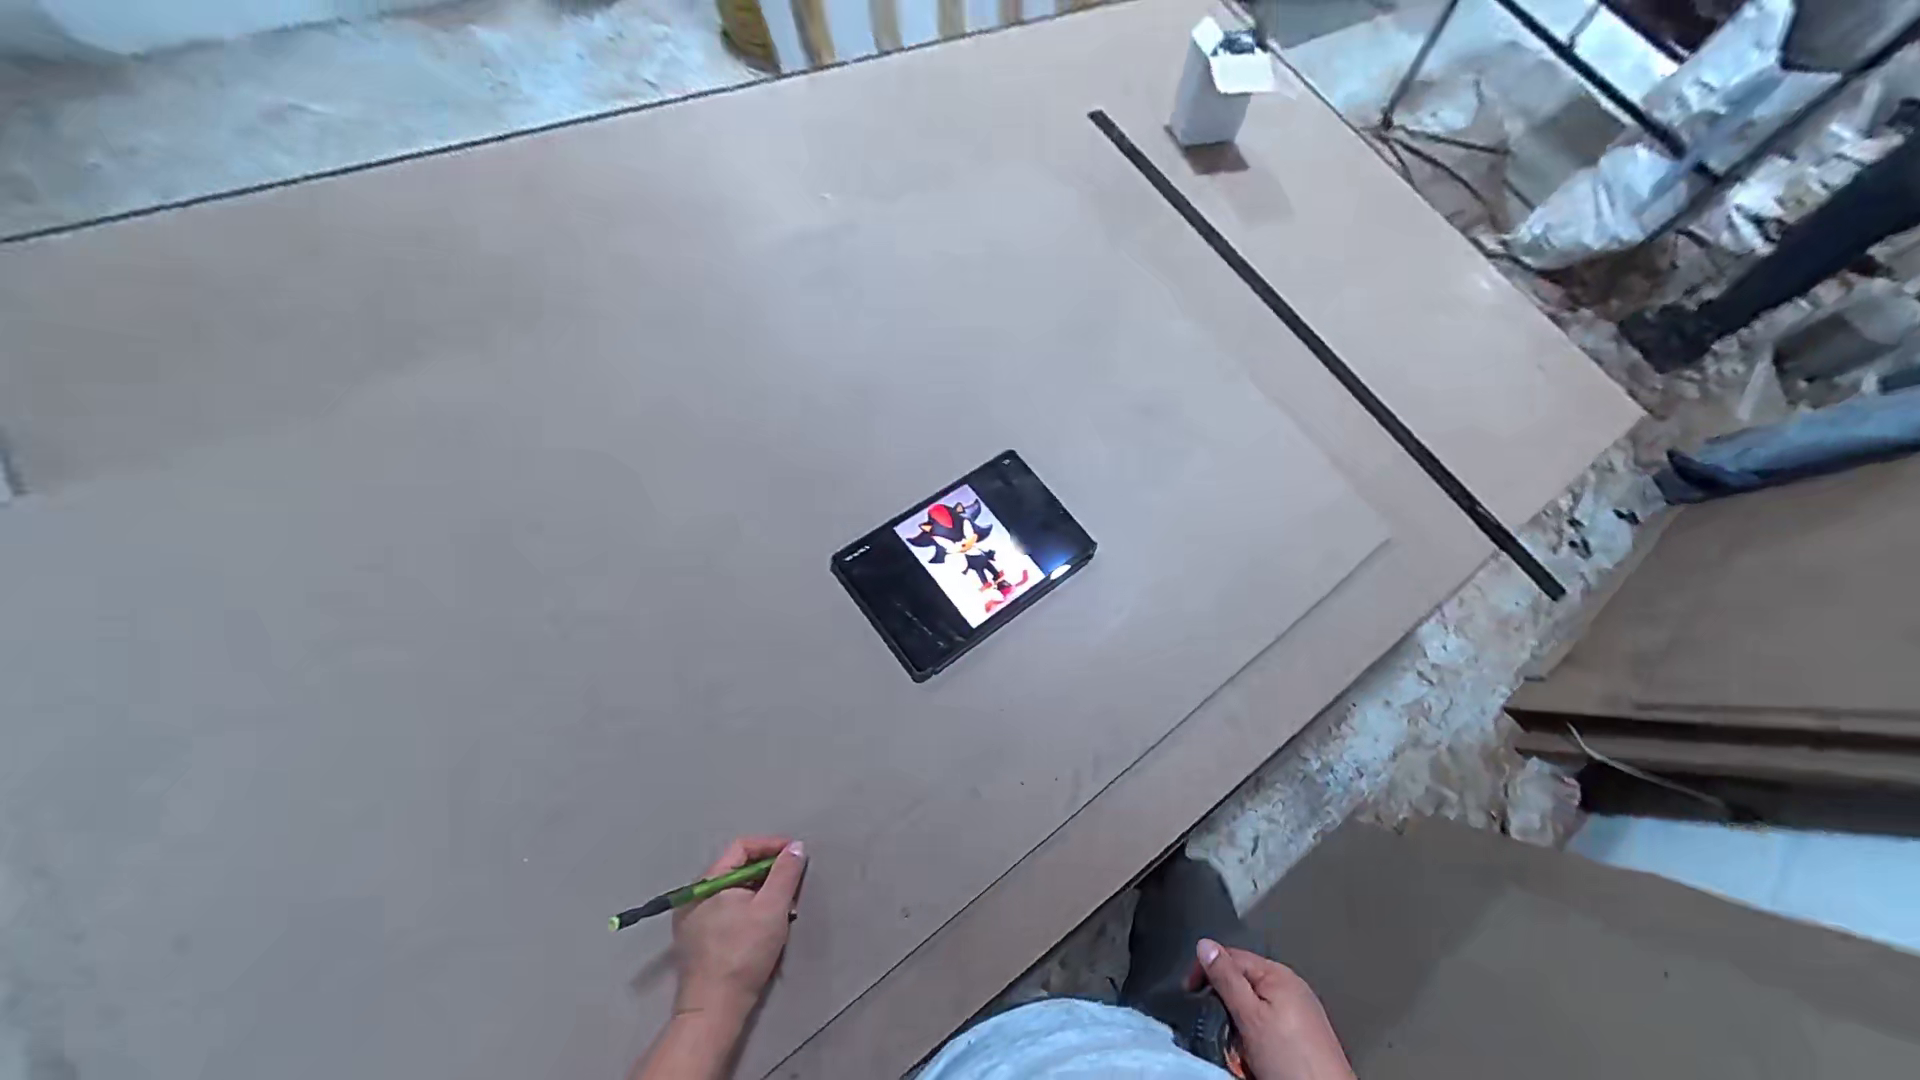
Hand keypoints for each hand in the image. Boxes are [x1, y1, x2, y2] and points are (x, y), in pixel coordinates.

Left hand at [672, 836, 807, 1020]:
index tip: (796, 854)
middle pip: (738, 868)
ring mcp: (692, 921)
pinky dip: (748, 909)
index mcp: (707, 882)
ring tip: (783, 905)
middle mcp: (694, 896)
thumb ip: (786, 872)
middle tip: (793, 883)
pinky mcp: (697, 942)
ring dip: (761, 892)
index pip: (742, 847)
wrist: (714, 1011)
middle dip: (769, 871)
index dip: (772, 846)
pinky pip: (727, 911)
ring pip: (734, 891)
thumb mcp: (772, 907)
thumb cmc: (743, 953)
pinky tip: (764, 924)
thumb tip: (795, 846)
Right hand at [1197, 939, 1355, 1079]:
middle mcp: (1291, 986)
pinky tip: (1257, 1052)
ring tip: (1238, 1044)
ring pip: (1254, 1003)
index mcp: (1278, 973)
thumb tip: (1205, 945)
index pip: (1230, 956)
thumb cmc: (1290, 1062)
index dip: (1206, 970)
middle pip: (1242, 980)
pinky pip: (1269, 1022)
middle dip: (1224, 1000)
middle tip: (1216, 1024)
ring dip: (1239, 1020)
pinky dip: (1256, 1033)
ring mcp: (1301, 1011)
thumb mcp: (1249, 1017)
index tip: (1190, 992)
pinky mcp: (1305, 1035)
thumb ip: (1226, 978)